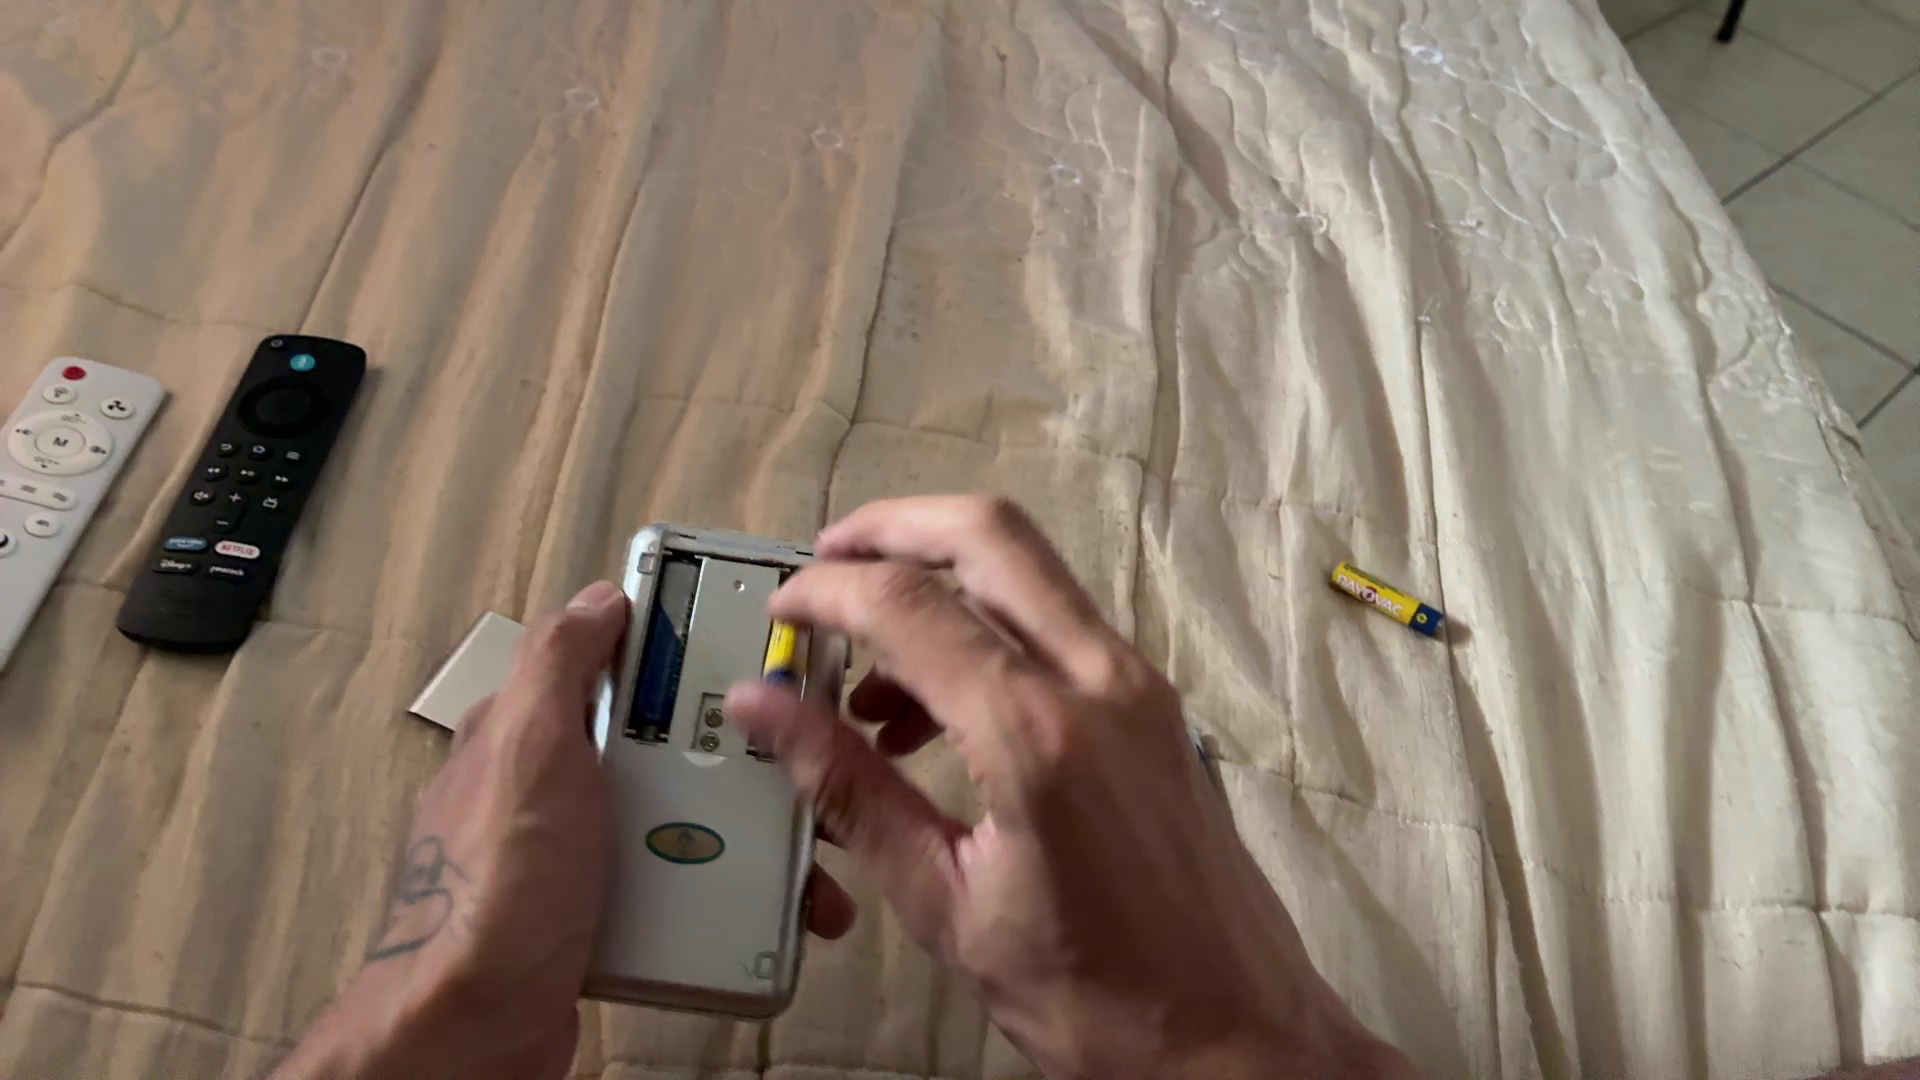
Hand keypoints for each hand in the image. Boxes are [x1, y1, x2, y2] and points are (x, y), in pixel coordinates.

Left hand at [275, 581, 858, 1079]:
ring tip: (813, 845)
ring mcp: (595, 847)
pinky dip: (736, 877)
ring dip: (754, 823)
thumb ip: (557, 669)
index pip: (620, 666)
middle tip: (805, 761)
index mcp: (538, 733)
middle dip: (743, 750)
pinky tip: (781, 899)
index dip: (687, 652)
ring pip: (690, 810)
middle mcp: (565, 783)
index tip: (758, 660)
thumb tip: (603, 596)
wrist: (472, 1041)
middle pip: (672, 741)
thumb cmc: (502, 885)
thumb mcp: (527, 756)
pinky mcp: (620, 902)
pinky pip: (692, 870)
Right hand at [726, 497, 1420, 1079]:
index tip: (783, 610)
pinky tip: (932, 710)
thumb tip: (769, 713)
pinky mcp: (1145, 695)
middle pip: (986, 531)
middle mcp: (1098, 678)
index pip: (909, 606)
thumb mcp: (946, 902)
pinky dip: (979, 627)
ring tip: (869, 674)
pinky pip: (1048, 620)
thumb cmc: (1096, 995)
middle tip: (827, 562)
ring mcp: (1133, 678)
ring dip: (936, 582)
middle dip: (892, 527)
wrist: (1240, 1033)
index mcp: (1037, 735)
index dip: (828, 590)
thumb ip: (849, 791)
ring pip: (1023, 564)